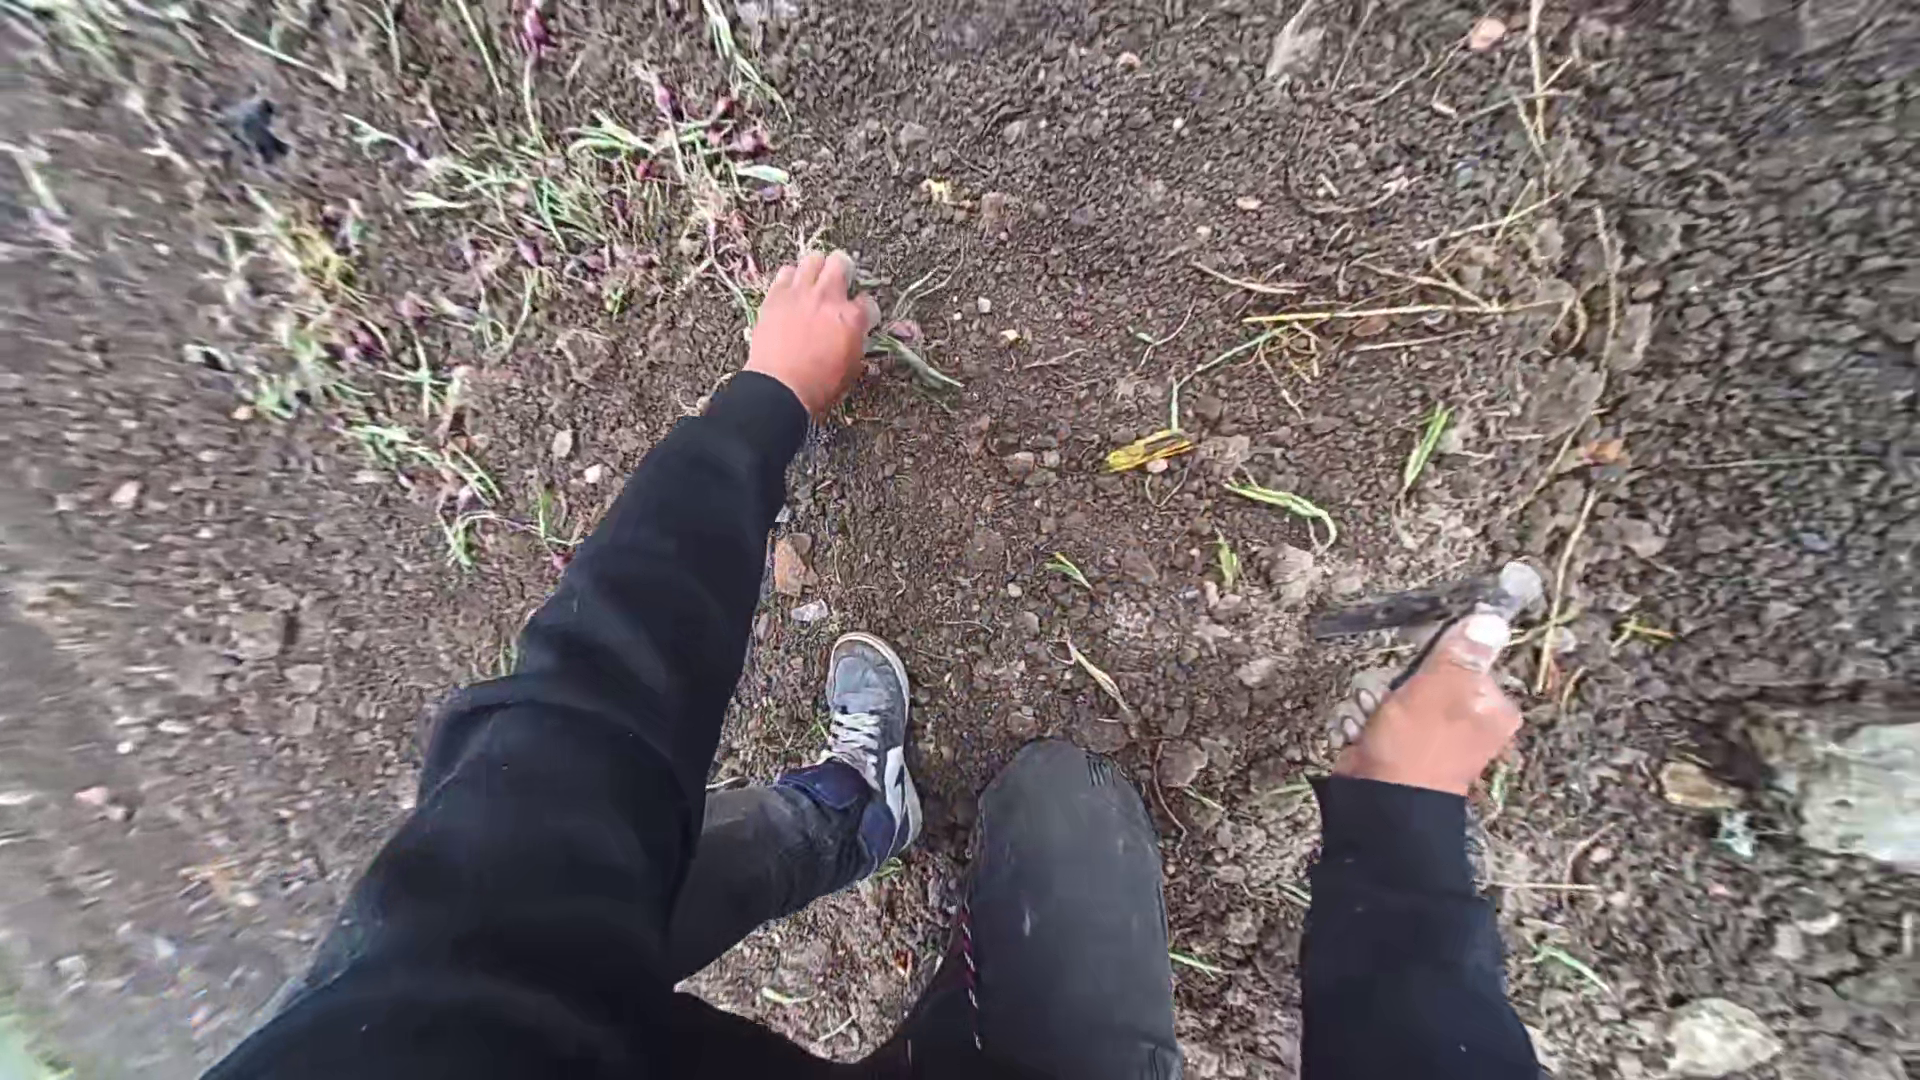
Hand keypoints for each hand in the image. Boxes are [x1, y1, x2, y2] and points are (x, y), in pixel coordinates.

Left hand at [745, 250, 880, 415]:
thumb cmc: (819, 385)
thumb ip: (857, 343)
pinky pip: (786, 272)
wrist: (780, 387)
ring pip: (813, 259)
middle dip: (844, 271)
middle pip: (840, 263)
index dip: (866, 310)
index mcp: (852, 318)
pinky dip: (792, 278)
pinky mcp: (776, 296)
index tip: (862, 318)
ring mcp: (800, 293)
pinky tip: (793, 291)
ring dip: (817, 269)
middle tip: (840, 284)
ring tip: (815, 283)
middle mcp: (828, 297)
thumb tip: (857, 335)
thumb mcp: (851, 368)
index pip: (868, 301)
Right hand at [1332, 613, 1520, 795]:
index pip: (1458, 657)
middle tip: (1386, 701)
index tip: (1410, 670)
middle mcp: (1461, 715)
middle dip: (1388, 683)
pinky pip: (1370, 710)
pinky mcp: (1393, 738)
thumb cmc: (1414, 747)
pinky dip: (1360, 719)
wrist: (1380, 799)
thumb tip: (1490, 619)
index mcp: (1488, 705)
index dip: (1428, 658)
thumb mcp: (1437, 692)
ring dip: (1368, 701)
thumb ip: (1459, 656)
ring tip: (1370, 722)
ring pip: (1386, 689)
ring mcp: (1426, 729)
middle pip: (1416, 671)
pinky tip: (1361, 732)